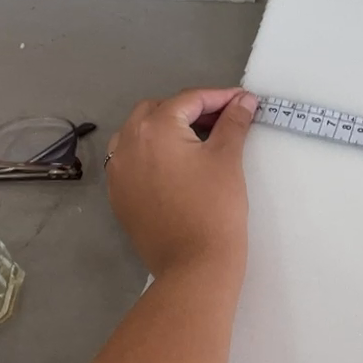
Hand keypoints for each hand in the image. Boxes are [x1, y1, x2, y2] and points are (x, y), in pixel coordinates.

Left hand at [105, 88, 256, 277]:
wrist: (194, 265)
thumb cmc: (216, 207)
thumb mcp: (228, 158)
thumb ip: (234, 122)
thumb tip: (244, 100)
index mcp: (154, 128)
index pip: (188, 100)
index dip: (219, 97)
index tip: (243, 100)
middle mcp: (128, 143)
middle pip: (157, 110)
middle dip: (188, 109)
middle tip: (221, 120)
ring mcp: (118, 171)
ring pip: (138, 133)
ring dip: (164, 128)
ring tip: (195, 140)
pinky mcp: (119, 195)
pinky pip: (131, 160)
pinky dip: (151, 153)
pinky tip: (176, 166)